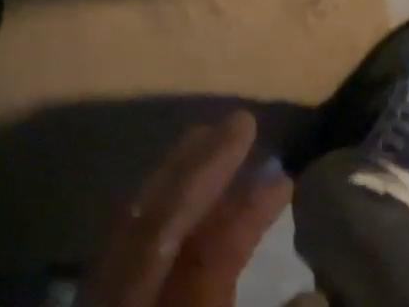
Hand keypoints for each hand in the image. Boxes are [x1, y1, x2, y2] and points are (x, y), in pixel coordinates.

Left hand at [79, 111, 293, 306]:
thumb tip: (316, 292)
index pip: (210, 255)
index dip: (247, 214)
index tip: (282, 178)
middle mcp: (124, 297)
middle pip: (159, 220)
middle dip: (201, 165)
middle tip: (241, 120)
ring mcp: (100, 295)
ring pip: (131, 224)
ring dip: (172, 175)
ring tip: (206, 138)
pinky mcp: (92, 295)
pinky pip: (117, 243)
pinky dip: (148, 208)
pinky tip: (169, 194)